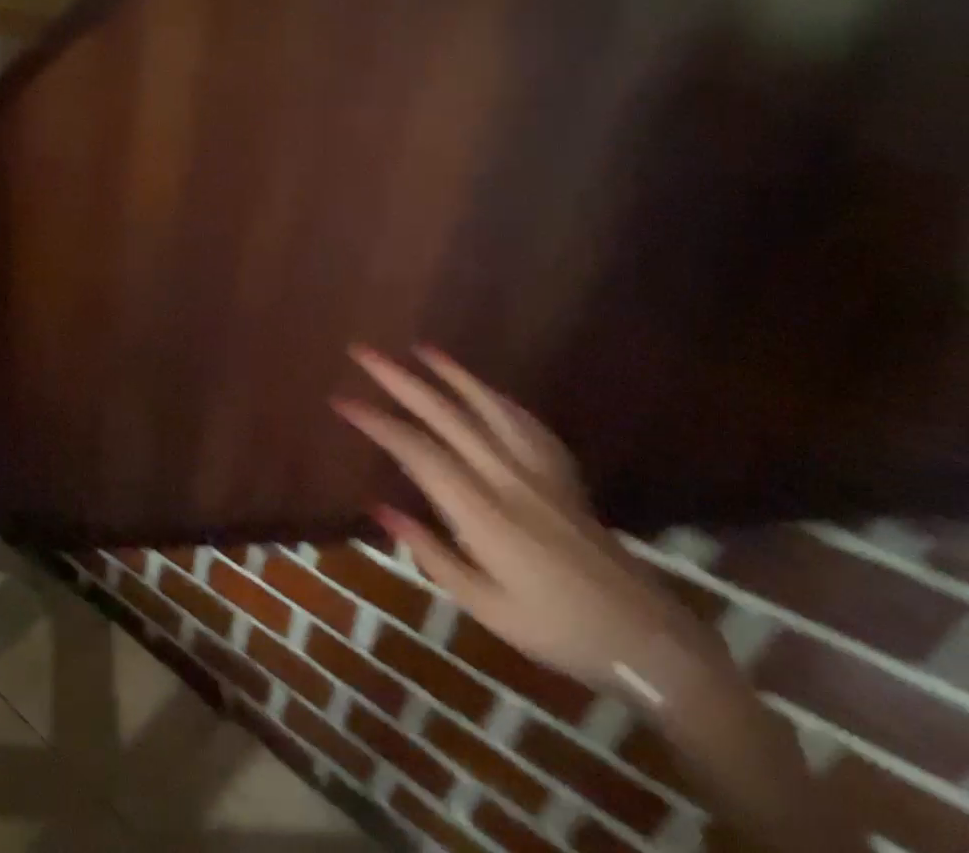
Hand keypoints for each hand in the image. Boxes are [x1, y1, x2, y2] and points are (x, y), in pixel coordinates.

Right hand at [335, 345, 726, 700]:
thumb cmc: (556, 630)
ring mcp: (544, 476)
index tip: (342, 401)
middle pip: (451, 418)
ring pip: (494, 410)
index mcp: (485, 513)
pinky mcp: (566, 480)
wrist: (648, 640)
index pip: (420, 453)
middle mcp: (512, 481)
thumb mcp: (484, 605)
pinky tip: (485, 392)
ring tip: (423, 350)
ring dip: (455, 376)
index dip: (378, 423)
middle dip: (403, 382)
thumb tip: (380, 509)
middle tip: (365, 354)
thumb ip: (431, 554)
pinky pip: (529, 426)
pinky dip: (499, 400)